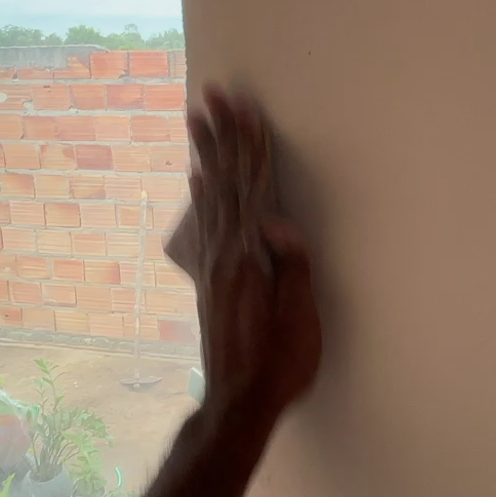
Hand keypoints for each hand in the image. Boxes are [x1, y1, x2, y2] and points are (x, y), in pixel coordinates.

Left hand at [167, 87, 321, 421]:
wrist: (238, 401)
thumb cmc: (279, 364)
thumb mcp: (299, 321)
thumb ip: (291, 268)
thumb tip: (280, 221)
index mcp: (249, 259)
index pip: (253, 190)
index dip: (252, 149)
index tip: (247, 109)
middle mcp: (224, 254)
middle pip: (224, 182)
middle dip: (221, 135)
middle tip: (211, 94)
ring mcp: (213, 265)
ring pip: (210, 196)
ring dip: (206, 153)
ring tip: (196, 119)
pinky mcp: (210, 278)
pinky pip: (204, 223)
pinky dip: (201, 194)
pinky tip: (196, 177)